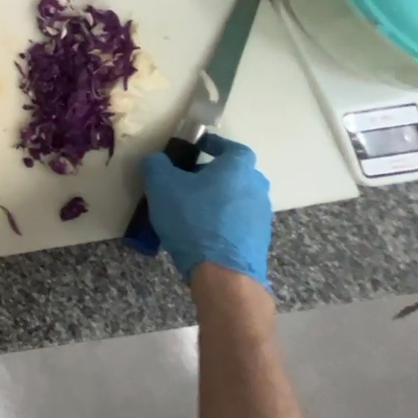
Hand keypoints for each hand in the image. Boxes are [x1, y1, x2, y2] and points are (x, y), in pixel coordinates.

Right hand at [141, 134, 272, 288]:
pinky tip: (198, 228)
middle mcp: (255, 189)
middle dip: (212, 173)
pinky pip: (236, 219)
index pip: (233, 148)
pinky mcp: (257, 240)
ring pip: (236, 197)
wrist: (222, 272)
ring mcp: (260, 217)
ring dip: (216, 197)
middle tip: (186, 178)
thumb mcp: (160, 184)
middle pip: (236, 174)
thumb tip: (159, 160)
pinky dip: (220, 218)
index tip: (197, 146)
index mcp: (238, 170)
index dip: (215, 145)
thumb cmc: (192, 218)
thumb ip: (156, 164)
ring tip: (188, 206)